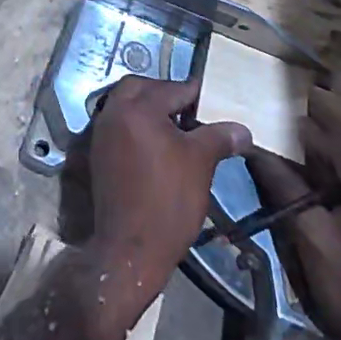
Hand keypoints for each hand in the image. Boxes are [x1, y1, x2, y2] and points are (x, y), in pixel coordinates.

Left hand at [87, 76, 252, 309]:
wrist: (131, 251)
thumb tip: (242, 130)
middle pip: (140, 88)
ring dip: (149, 109)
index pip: (173, 89)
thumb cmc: (168, 200)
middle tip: (189, 110)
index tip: (212, 103)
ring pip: (126, 106)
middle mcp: (114, 115)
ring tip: (176, 129)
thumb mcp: (201, 162)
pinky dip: (137, 127)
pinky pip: (119, 127)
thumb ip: (220, 136)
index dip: (196, 96)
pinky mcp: (99, 157)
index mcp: (138, 109)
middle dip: (165, 94)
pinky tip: (158, 147)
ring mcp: (102, 136)